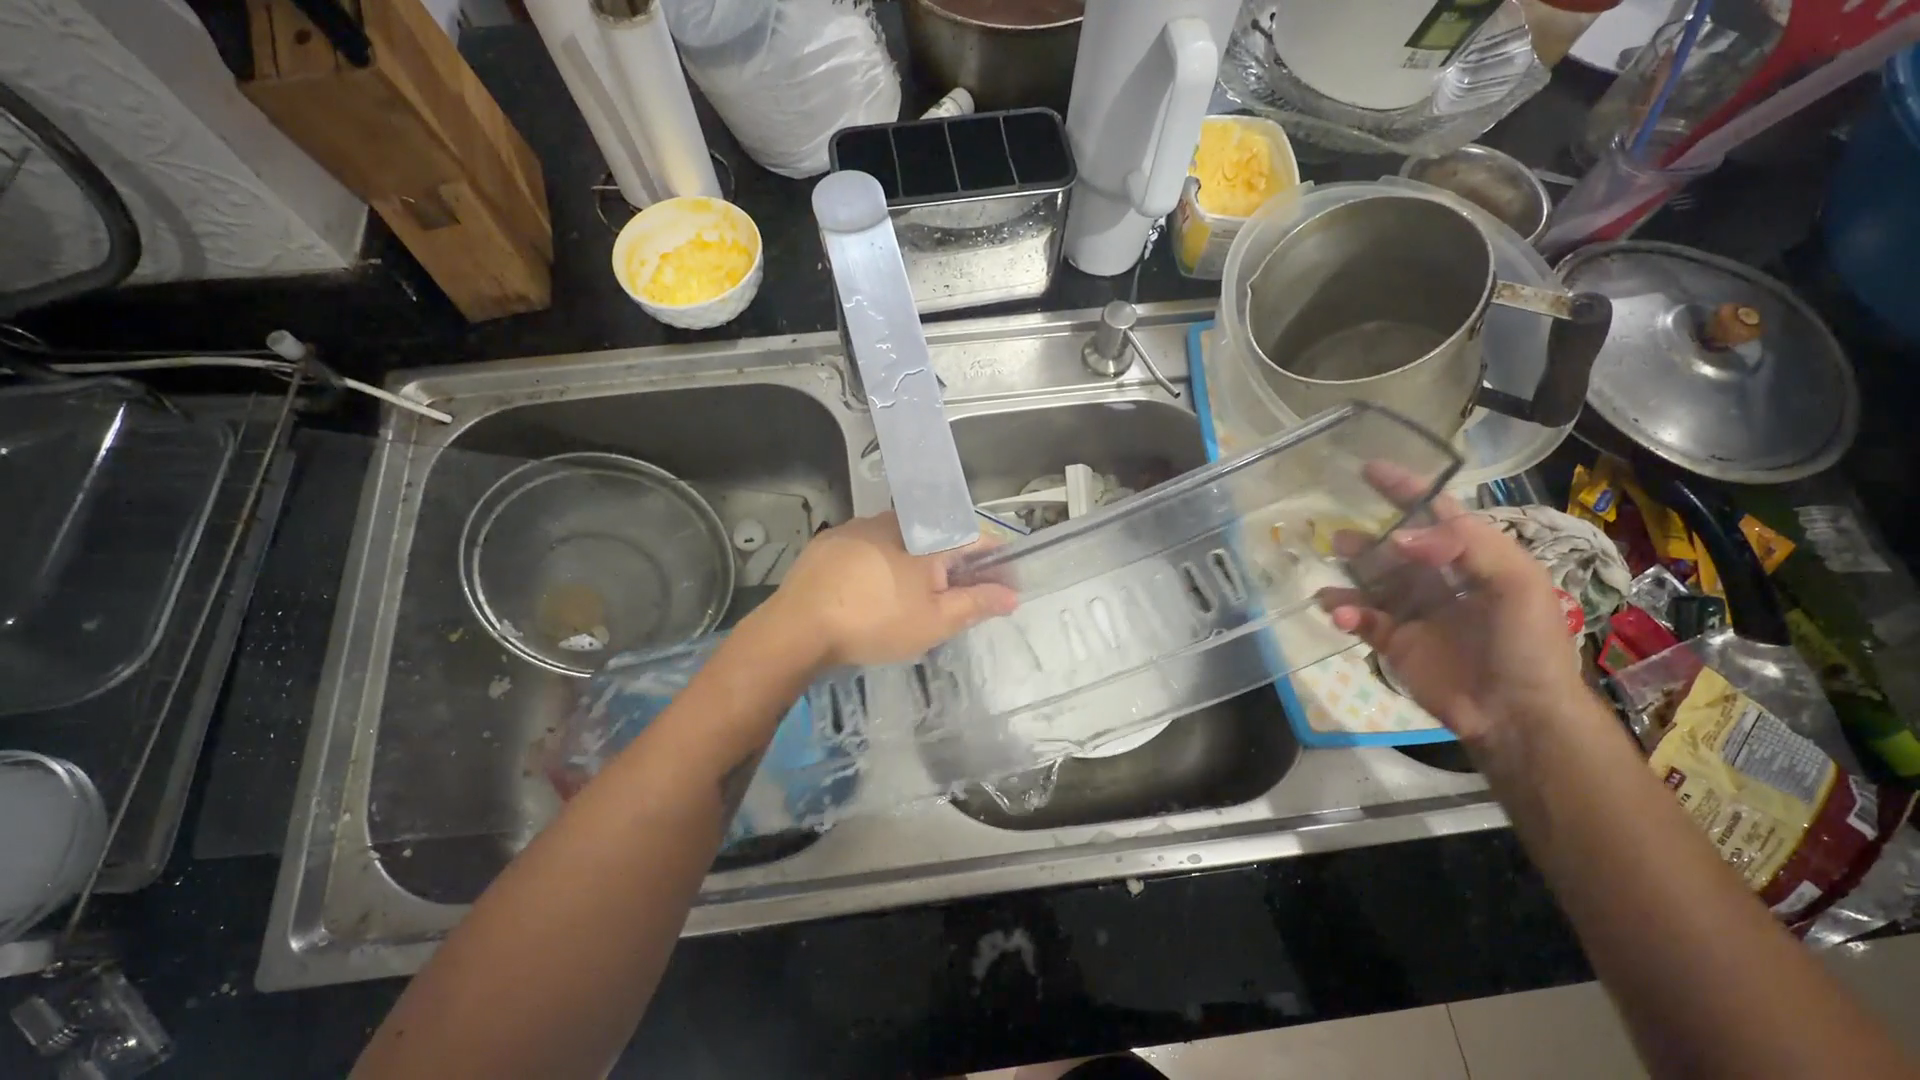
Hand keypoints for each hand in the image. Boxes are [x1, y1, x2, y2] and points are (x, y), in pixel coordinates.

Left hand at [759, 512, 1018, 668]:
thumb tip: (1012, 594)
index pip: (976, 539)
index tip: (1003, 587)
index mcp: (928, 536)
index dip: (995, 562)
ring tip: (912, 601)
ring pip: (901, 543)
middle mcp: (895, 521)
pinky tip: (872, 593)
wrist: (799, 625)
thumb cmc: (877, 621)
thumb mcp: (935, 621)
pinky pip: (868, 550)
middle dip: (953, 567)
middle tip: (956, 602)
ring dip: (915, 566)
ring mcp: (857, 528)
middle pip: (938, 540)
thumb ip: (977, 603)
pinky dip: (880, 567)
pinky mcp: (829, 542)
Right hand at [1318, 491, 1586, 750]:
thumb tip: (1400, 537)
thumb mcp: (1515, 582)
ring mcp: (1418, 614)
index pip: (1438, 514)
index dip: (1406, 490)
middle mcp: (1443, 581)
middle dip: (1369, 538)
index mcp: (1477, 559)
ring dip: (1350, 575)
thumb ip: (1464, 545)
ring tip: (1331, 571)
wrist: (1519, 714)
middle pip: (1396, 548)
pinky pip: (1363, 620)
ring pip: (1373, 583)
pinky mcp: (1397, 645)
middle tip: (1340, 536)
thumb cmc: (1527, 644)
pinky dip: (1347, 613)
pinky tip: (1338, 613)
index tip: (1369, 470)